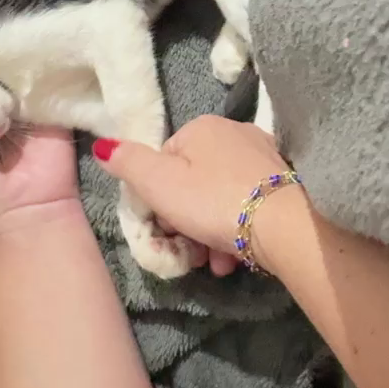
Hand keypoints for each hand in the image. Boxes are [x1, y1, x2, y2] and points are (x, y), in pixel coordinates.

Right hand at [94, 115, 300, 266]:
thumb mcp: (158, 184)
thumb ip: (128, 163)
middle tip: (190, 249)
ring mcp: (264, 155)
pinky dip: (238, 230)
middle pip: (195, 182)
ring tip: (216, 261)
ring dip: (212, 234)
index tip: (165, 225)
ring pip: (222, 198)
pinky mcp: (284, 181)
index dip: (158, 198)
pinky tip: (236, 256)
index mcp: (203, 126)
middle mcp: (236, 132)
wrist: (283, 224)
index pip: (165, 162)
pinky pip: (249, 205)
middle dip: (188, 221)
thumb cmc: (213, 201)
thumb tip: (104, 145)